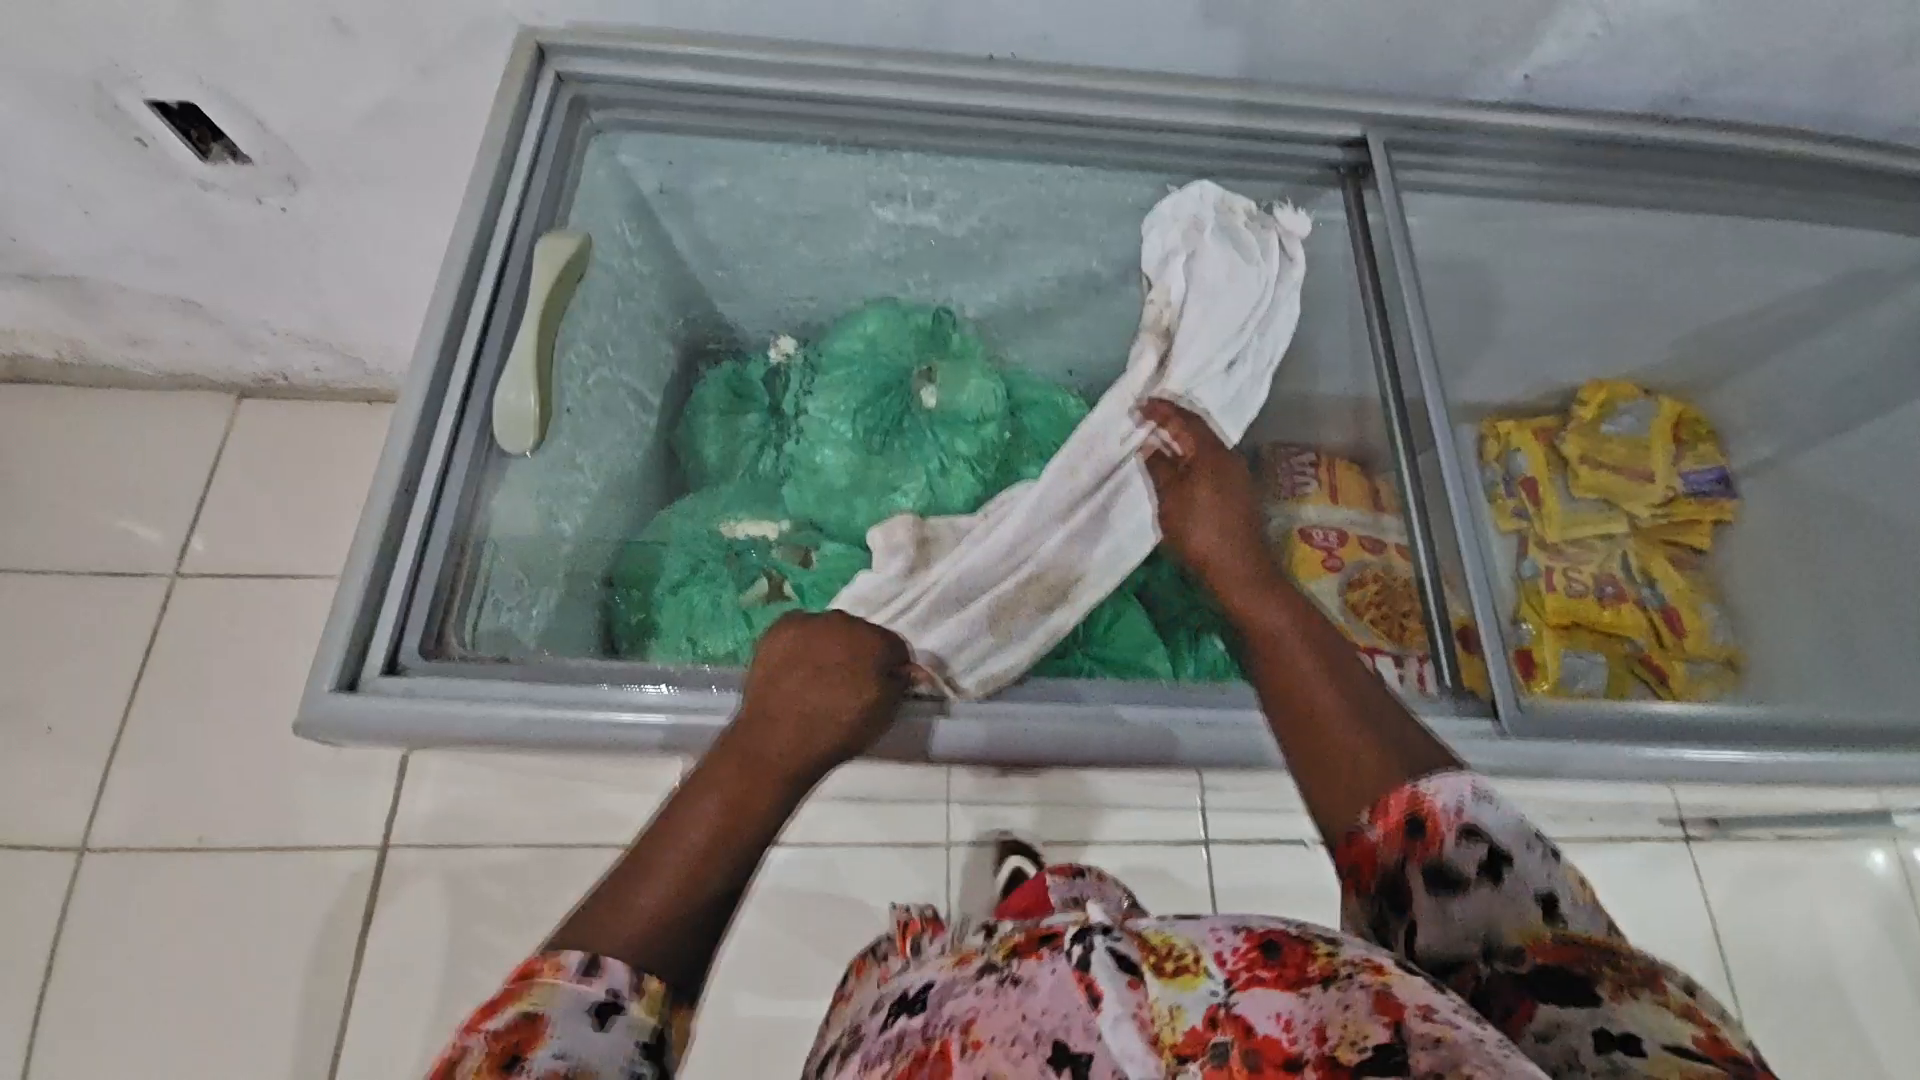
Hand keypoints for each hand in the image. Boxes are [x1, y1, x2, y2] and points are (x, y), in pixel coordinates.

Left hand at [727, 610, 911, 782]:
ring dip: (830, 647)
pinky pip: (800, 630)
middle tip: (848, 685)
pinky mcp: (779, 628)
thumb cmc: (839, 729)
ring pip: (830, 630)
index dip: (891, 668)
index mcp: (877, 641)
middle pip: (862, 634)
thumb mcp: (885, 714)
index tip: (881, 687)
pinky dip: (802, 645)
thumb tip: (909, 670)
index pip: (895, 648)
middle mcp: (846, 621)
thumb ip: (901, 684)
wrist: (779, 738)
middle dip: (860, 654)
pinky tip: (795, 668)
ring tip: (817, 678)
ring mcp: (810, 622)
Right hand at [1139, 399, 1273, 597]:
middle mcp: (1229, 457)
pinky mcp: (1238, 492)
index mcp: (1212, 453)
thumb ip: (1160, 468)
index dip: (1163, 410)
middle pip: (1200, 431)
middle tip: (1148, 418)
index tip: (1141, 404)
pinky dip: (1192, 459)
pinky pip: (1211, 464)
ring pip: (1206, 448)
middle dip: (1173, 422)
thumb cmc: (1199, 531)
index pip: (1186, 420)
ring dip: (1182, 442)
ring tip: (1159, 441)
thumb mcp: (1171, 498)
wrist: (1238, 569)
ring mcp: (1237, 475)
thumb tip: (1151, 445)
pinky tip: (1179, 468)